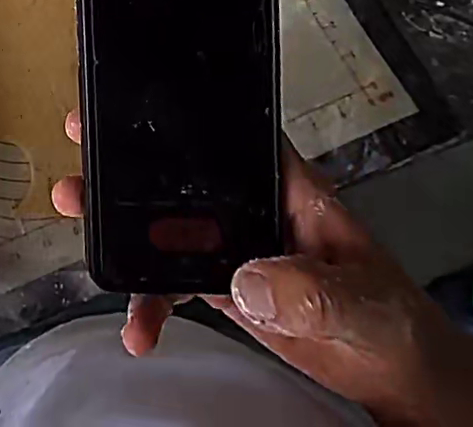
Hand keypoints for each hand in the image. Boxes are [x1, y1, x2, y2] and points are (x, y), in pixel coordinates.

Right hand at [51, 110, 472, 426]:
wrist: (394, 375)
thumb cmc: (390, 320)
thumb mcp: (359, 299)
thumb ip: (311, 287)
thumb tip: (248, 277)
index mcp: (281, 181)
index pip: (227, 131)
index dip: (179, 109)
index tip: (128, 98)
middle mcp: (250, 201)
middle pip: (181, 172)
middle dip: (129, 156)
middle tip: (81, 136)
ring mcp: (234, 240)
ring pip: (168, 221)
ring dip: (123, 221)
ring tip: (79, 217)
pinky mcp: (225, 279)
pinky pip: (175, 276)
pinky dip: (151, 297)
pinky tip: (138, 326)